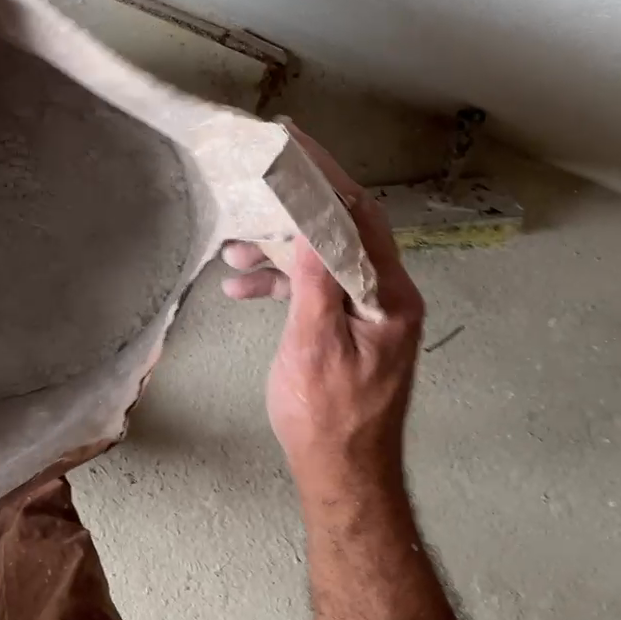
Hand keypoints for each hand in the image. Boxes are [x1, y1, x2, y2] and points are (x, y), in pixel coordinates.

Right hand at [220, 131, 424, 483]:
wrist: (342, 473)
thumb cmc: (328, 417)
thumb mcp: (315, 346)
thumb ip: (316, 283)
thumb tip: (309, 225)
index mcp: (388, 295)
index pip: (361, 217)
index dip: (327, 178)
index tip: (293, 146)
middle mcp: (384, 295)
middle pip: (341, 232)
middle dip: (292, 214)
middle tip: (252, 194)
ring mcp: (367, 312)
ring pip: (321, 260)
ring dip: (279, 252)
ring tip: (233, 255)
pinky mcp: (348, 327)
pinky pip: (315, 289)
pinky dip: (281, 284)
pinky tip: (242, 289)